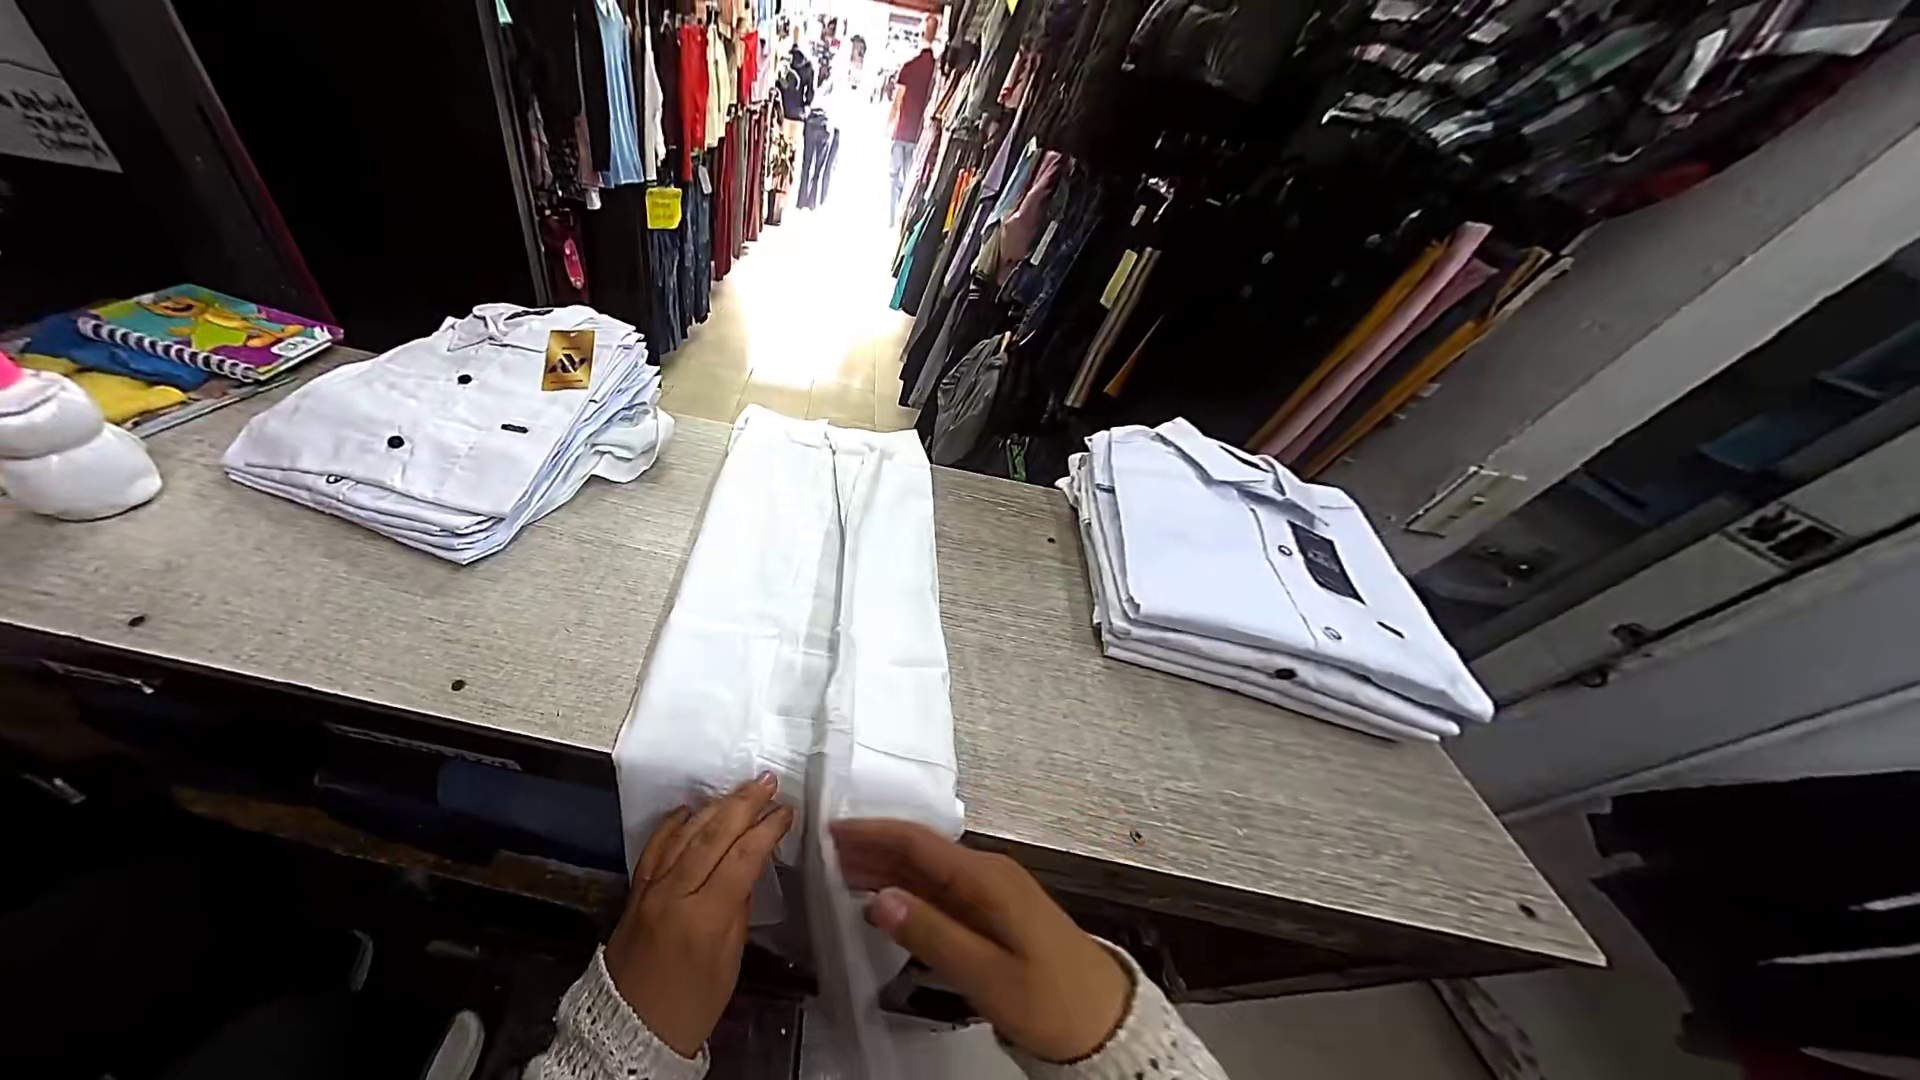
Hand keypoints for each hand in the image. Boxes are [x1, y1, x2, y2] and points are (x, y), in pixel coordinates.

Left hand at [605, 773, 793, 1057]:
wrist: (626, 1034)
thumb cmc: (691, 1006)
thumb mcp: (730, 961)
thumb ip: (740, 907)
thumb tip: (751, 865)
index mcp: (705, 917)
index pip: (743, 857)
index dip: (767, 829)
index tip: (786, 812)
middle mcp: (675, 895)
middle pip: (714, 835)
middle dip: (745, 804)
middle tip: (767, 782)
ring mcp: (651, 890)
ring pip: (686, 833)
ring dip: (716, 805)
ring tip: (741, 788)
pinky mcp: (635, 891)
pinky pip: (656, 846)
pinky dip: (675, 822)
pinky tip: (692, 808)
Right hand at [831, 819, 1130, 1062]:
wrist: (1101, 1018)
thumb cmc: (1052, 1000)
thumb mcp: (988, 975)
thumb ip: (932, 935)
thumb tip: (880, 900)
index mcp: (985, 878)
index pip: (918, 843)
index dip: (874, 833)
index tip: (836, 830)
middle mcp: (986, 873)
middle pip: (920, 851)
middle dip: (874, 848)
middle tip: (829, 850)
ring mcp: (990, 890)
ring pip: (927, 870)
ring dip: (887, 867)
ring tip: (846, 869)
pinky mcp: (991, 909)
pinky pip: (941, 889)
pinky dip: (908, 889)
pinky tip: (887, 898)